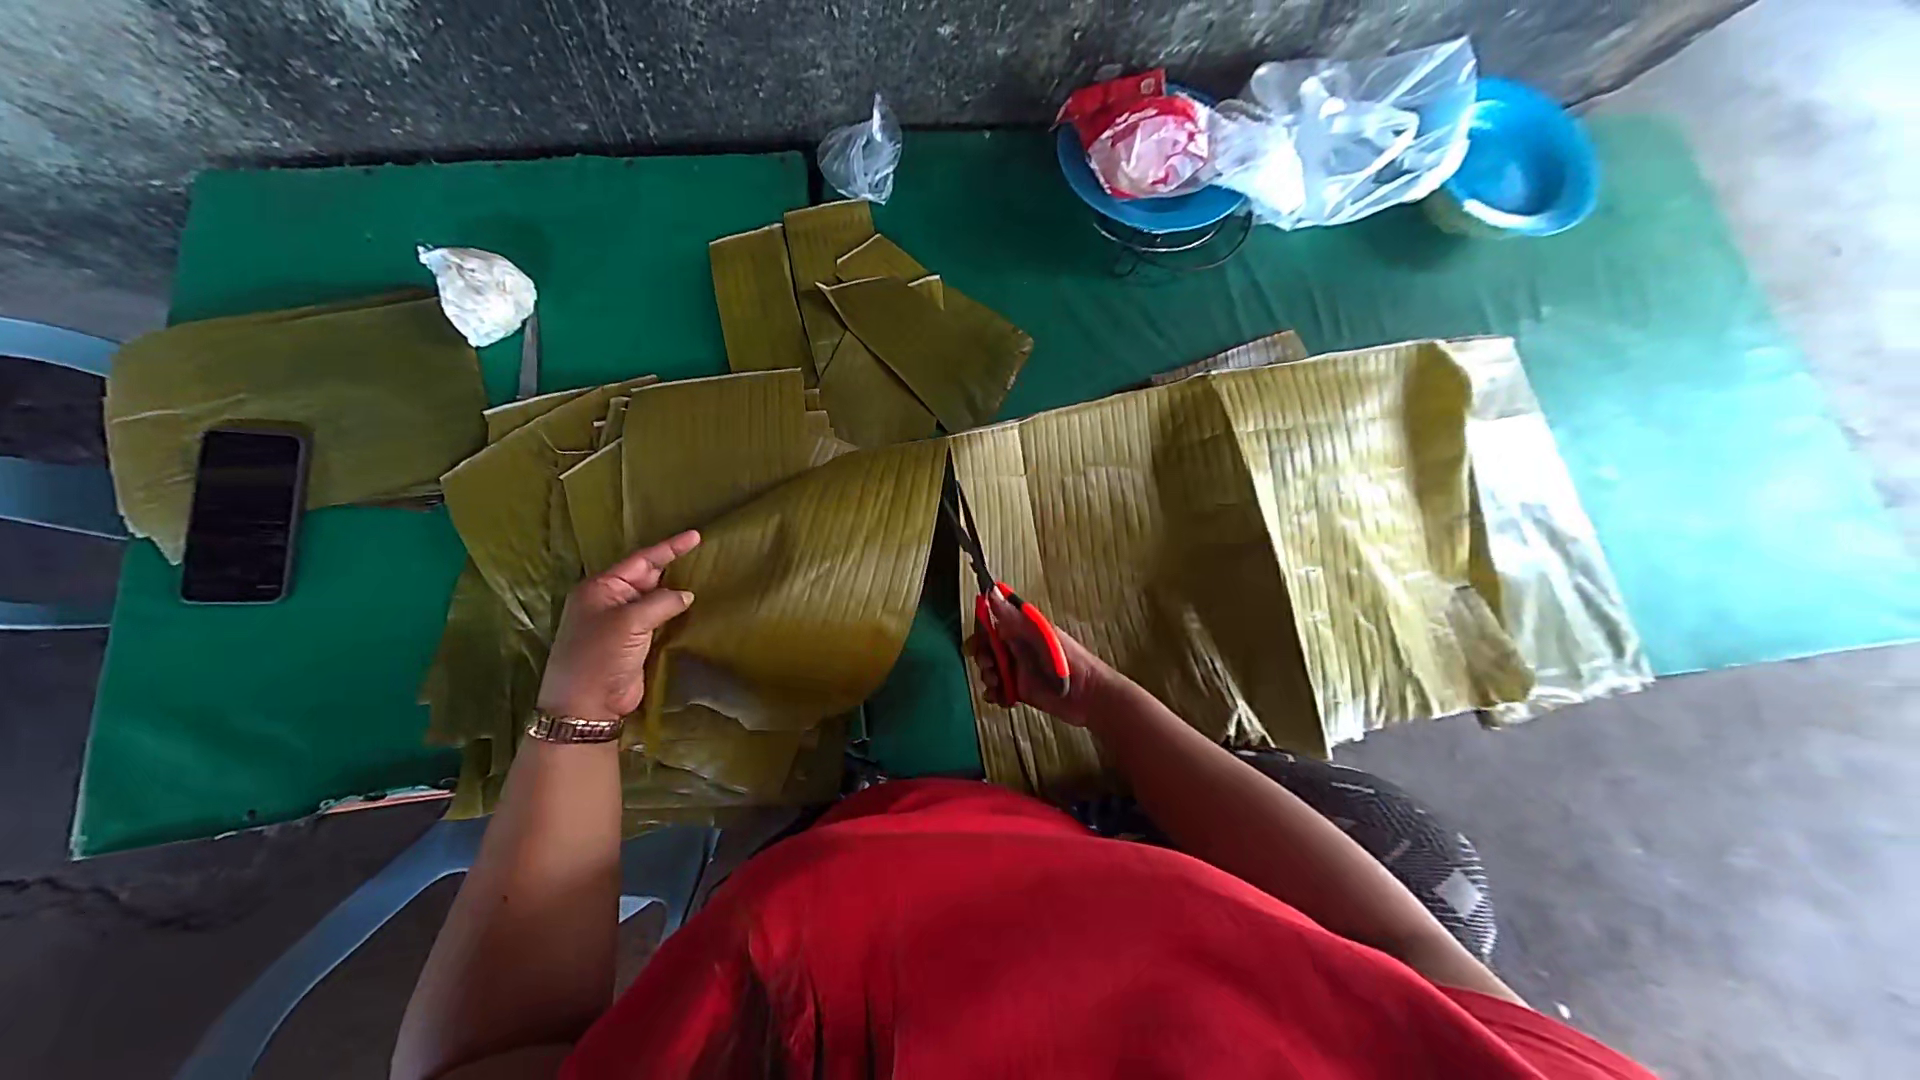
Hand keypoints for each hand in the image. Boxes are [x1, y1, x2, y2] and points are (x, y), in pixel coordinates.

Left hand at [537, 530, 701, 721]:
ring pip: (655, 598)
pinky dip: (675, 612)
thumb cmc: (599, 656)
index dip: (669, 548)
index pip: (641, 560)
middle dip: (674, 567)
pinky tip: (694, 607)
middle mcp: (610, 601)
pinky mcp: (635, 642)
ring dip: (676, 590)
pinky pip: (659, 619)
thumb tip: (686, 594)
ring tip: (705, 576)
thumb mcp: (629, 622)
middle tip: (704, 555)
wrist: (586, 705)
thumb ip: (661, 602)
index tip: (696, 536)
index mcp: (600, 588)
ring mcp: (622, 622)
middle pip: (647, 577)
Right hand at [968, 591, 1119, 725]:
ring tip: (999, 686)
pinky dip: (996, 695)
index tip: (977, 645)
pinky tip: (1004, 699)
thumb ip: (1012, 616)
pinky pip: (999, 691)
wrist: (1089, 696)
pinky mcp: (1021, 691)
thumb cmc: (1067, 660)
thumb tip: (991, 591)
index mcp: (1021, 630)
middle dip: (983, 659)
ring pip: (991, 671)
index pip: (991, 626)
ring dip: (988, 678)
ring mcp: (1018, 670)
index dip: (980, 634)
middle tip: (991, 668)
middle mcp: (1017, 648)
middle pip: (987, 650)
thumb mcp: (1038, 635)